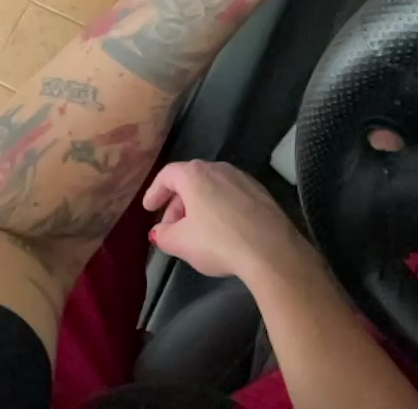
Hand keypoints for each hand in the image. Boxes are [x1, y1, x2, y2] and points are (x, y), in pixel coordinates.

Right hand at [143, 160, 320, 284]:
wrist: (269, 248)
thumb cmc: (218, 241)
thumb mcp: (182, 243)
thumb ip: (164, 235)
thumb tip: (158, 231)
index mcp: (195, 174)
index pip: (168, 175)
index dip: (155, 191)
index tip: (148, 208)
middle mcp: (218, 168)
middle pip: (189, 180)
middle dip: (176, 204)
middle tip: (171, 228)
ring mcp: (241, 177)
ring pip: (211, 187)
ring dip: (198, 206)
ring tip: (194, 231)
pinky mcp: (258, 191)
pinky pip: (229, 194)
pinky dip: (218, 207)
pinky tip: (220, 230)